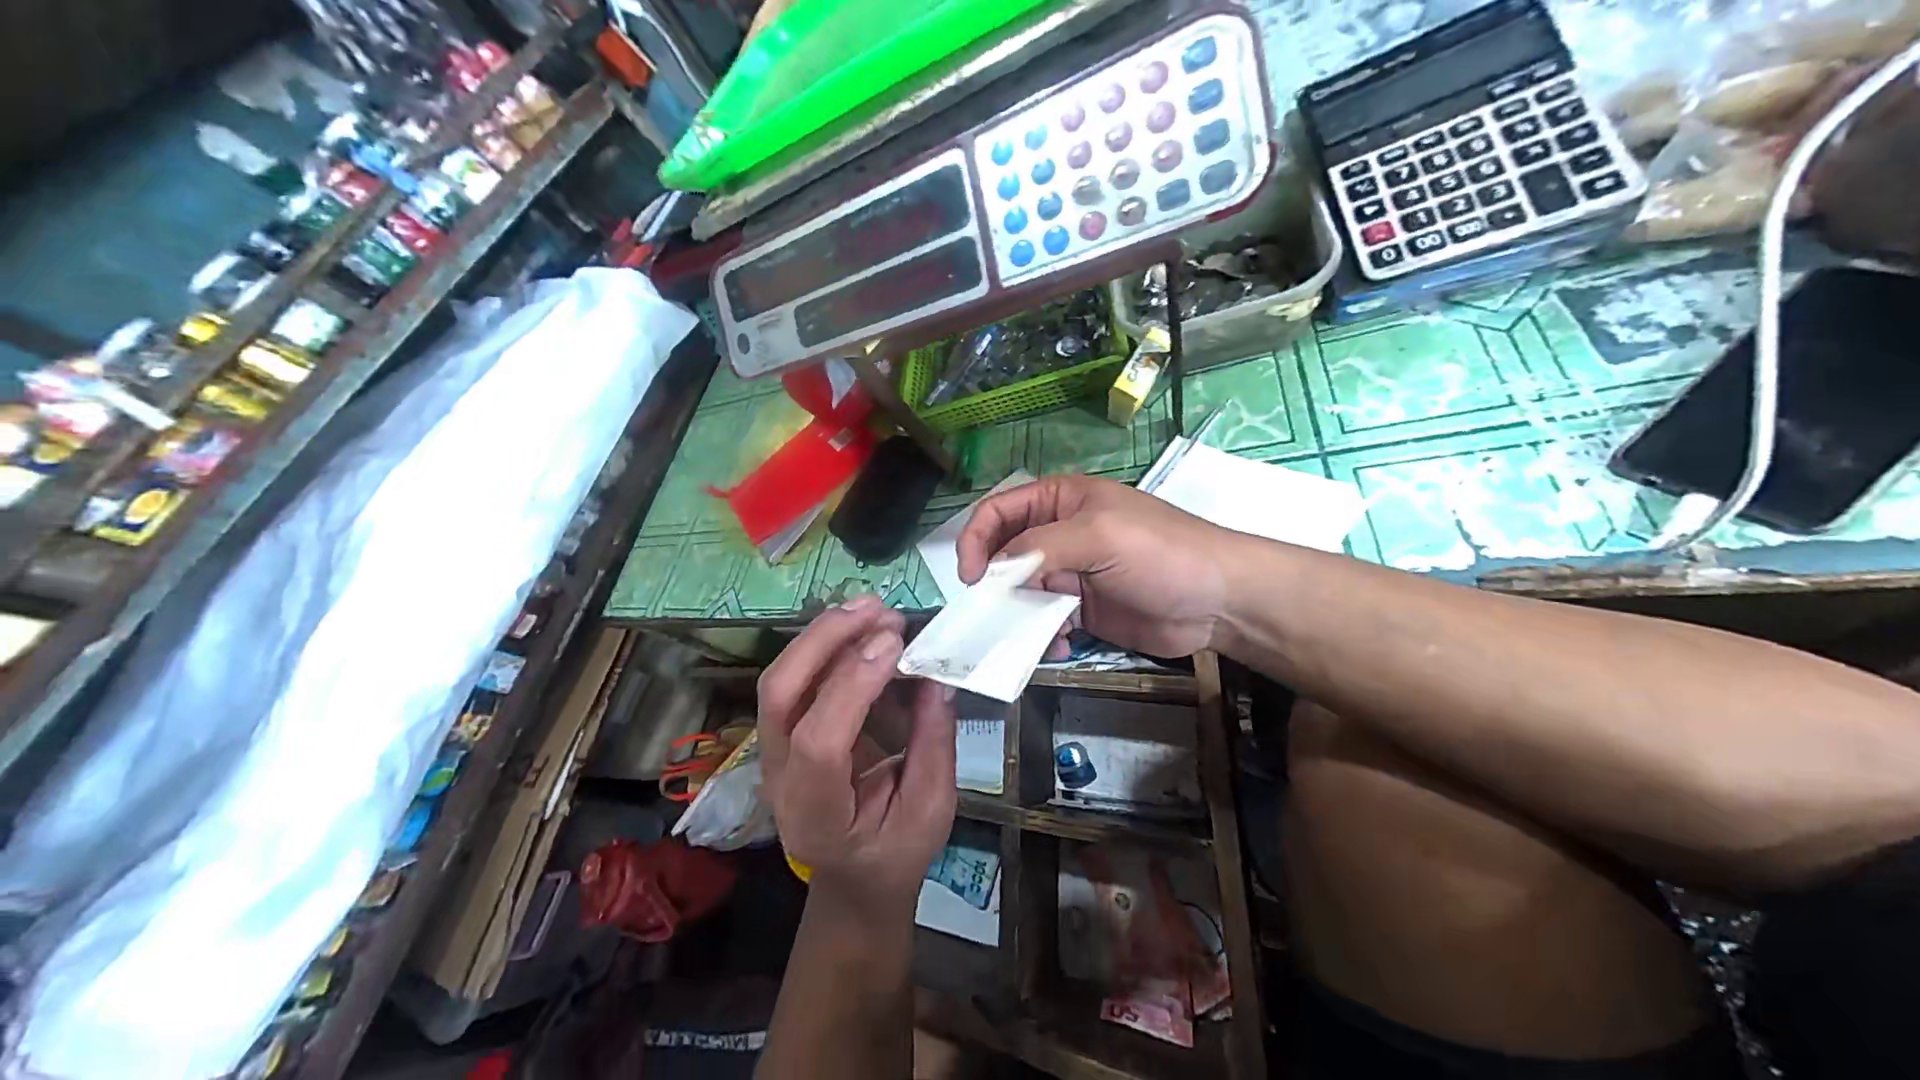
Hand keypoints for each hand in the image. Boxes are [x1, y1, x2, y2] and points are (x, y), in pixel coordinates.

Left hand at [757, 594, 957, 915]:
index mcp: (815, 814)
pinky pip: (795, 678)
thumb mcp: (931, 810)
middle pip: (780, 695)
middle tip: (878, 611)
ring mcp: (772, 752)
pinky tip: (859, 626)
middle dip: (825, 642)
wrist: (854, 875)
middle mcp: (779, 779)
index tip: (894, 644)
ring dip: (823, 635)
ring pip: (780, 679)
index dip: (852, 686)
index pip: (818, 742)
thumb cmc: (895, 852)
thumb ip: (934, 744)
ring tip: (872, 608)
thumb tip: (937, 678)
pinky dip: (825, 645)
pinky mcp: (782, 732)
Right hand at [956, 474, 1238, 658]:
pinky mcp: (1082, 608)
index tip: (970, 577)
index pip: (999, 510)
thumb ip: (1039, 547)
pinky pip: (1044, 620)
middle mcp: (1060, 533)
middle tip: (994, 611)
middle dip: (995, 582)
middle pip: (1005, 554)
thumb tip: (994, 569)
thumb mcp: (1097, 536)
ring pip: (1021, 591)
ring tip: (1030, 632)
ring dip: (1016, 613)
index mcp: (1060, 500)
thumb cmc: (1160, 553)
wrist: (1218, 601)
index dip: (976, 538)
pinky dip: (1041, 634)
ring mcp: (1071, 572)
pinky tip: (1056, 645)